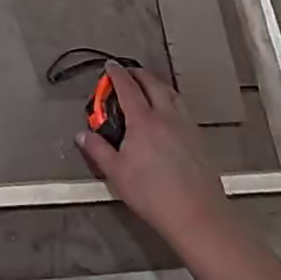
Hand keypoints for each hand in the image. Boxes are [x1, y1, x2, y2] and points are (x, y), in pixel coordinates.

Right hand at [75, 63, 227, 235]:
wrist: (195, 213)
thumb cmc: (151, 193)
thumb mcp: (115, 172)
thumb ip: (97, 149)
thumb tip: (82, 135)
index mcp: (143, 122)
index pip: (128, 88)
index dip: (117, 74)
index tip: (110, 66)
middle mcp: (167, 117)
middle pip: (153, 84)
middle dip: (138, 74)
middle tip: (127, 72)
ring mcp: (186, 126)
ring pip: (172, 93)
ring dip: (157, 83)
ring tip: (147, 85)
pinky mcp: (198, 138)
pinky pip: (182, 108)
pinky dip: (170, 99)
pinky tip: (166, 111)